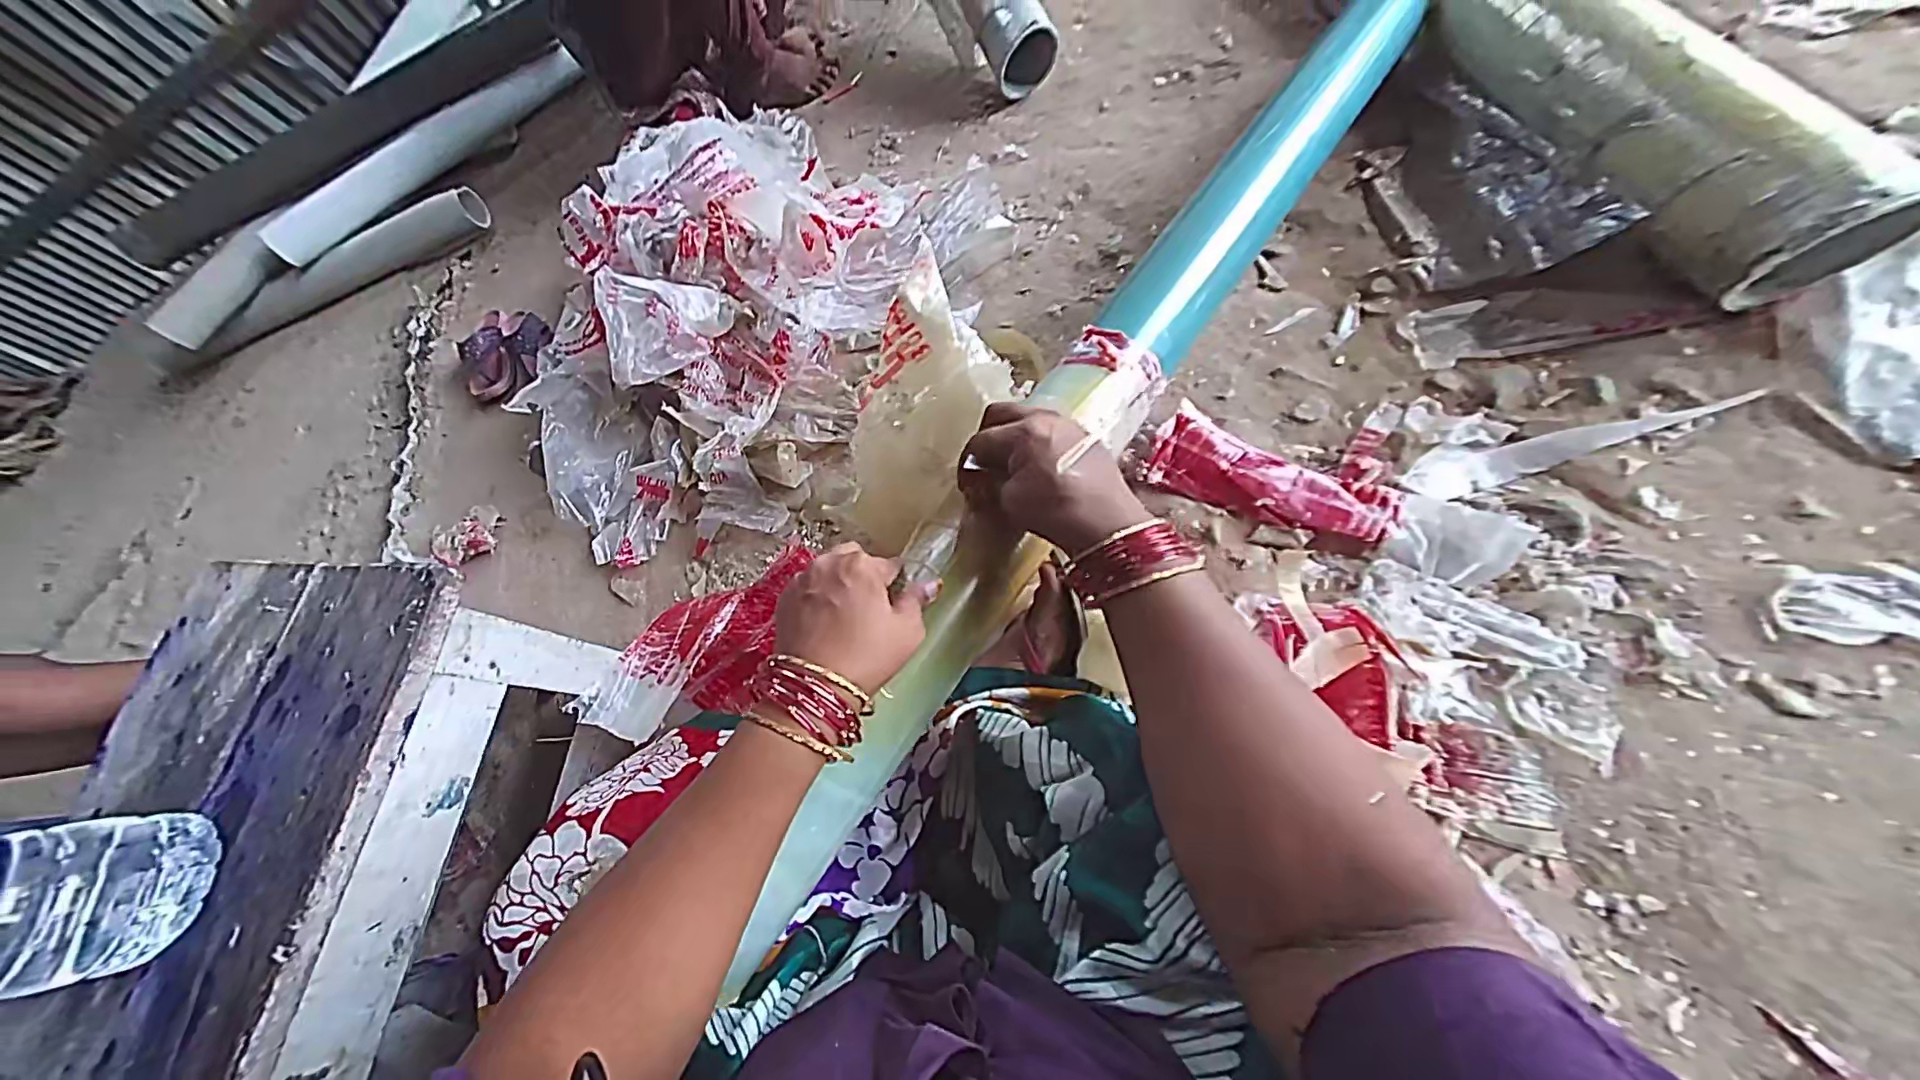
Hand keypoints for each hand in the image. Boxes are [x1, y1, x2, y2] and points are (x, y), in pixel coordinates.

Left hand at [774, 543, 930, 692]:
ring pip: (829, 570)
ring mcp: (803, 579)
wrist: (814, 686)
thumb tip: (928, 584)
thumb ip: (917, 601)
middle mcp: (829, 563)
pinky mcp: (784, 598)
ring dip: (838, 584)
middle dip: (864, 576)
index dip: (896, 584)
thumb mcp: (908, 631)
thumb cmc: (867, 657)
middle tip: (870, 609)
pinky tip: (824, 622)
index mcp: (863, 565)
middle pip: (855, 559)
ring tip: (844, 616)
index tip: (895, 603)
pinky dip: (817, 596)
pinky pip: (808, 587)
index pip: (891, 564)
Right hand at [958, 403, 1151, 553]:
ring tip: (1010, 463)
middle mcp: (1045, 417)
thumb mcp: (1010, 502)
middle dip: (986, 436)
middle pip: (1001, 414)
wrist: (1108, 524)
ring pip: (1028, 418)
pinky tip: (1037, 466)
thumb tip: (978, 478)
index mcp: (1022, 431)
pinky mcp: (1085, 437)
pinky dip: (1035, 441)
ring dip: (1012, 436)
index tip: (967, 483)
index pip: (981, 440)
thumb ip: (988, 484)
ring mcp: (1068, 424)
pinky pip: (1049, 429)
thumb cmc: (1055, 511)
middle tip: (983, 462)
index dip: (968, 463)